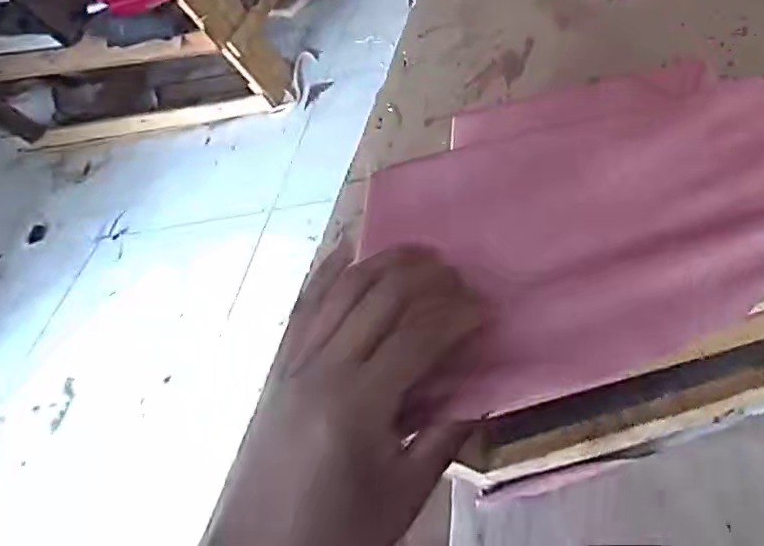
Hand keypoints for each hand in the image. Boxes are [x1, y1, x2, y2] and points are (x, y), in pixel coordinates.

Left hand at [203, 245, 481, 545]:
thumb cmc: (336, 532)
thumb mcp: (404, 493)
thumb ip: (449, 433)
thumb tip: (485, 385)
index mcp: (357, 404)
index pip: (421, 331)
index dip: (461, 311)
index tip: (486, 311)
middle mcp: (322, 372)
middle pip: (385, 295)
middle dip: (432, 277)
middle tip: (462, 282)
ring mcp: (293, 367)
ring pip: (344, 288)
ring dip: (388, 262)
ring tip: (424, 255)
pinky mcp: (277, 371)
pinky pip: (303, 306)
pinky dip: (329, 272)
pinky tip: (352, 248)